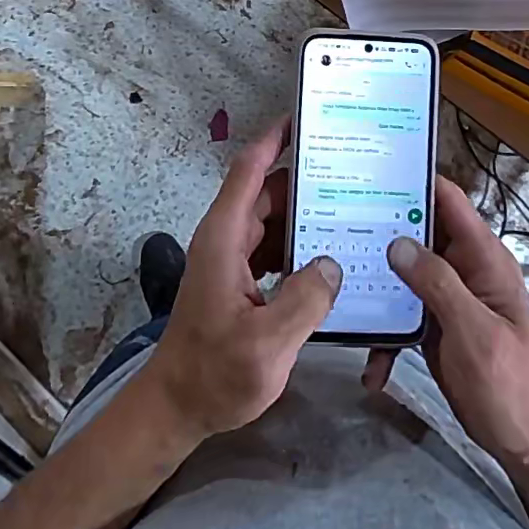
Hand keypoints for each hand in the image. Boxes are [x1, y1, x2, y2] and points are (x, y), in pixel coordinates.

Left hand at [144, 116, 340, 439]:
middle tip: (353, 170)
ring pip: (276, 219)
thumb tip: (332, 263)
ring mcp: (234, 258)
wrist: (175, 411)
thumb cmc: (212, 375)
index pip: (249, 171)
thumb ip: (304, 300)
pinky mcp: (242, 279)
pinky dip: (302, 242)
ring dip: (308, 213)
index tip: (303, 118)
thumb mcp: (265, 345)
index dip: (273, 139)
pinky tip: (332, 255)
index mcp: (225, 238)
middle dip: (307, 179)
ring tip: (353, 208)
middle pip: (270, 192)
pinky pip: (277, 245)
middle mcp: (228, 238)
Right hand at [366, 179, 528, 528]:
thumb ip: (439, 284)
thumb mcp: (475, 332)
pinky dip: (385, 336)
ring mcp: (448, 298)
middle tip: (338, 226)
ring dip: (377, 285)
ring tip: (340, 291)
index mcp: (483, 258)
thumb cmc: (511, 384)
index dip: (418, 180)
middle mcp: (464, 269)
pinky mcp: (435, 326)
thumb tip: (398, 242)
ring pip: (405, 274)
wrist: (528, 444)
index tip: (375, 172)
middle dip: (383, 231)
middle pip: (420, 234)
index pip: (451, 203)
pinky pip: (402, 314)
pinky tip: (372, 366)